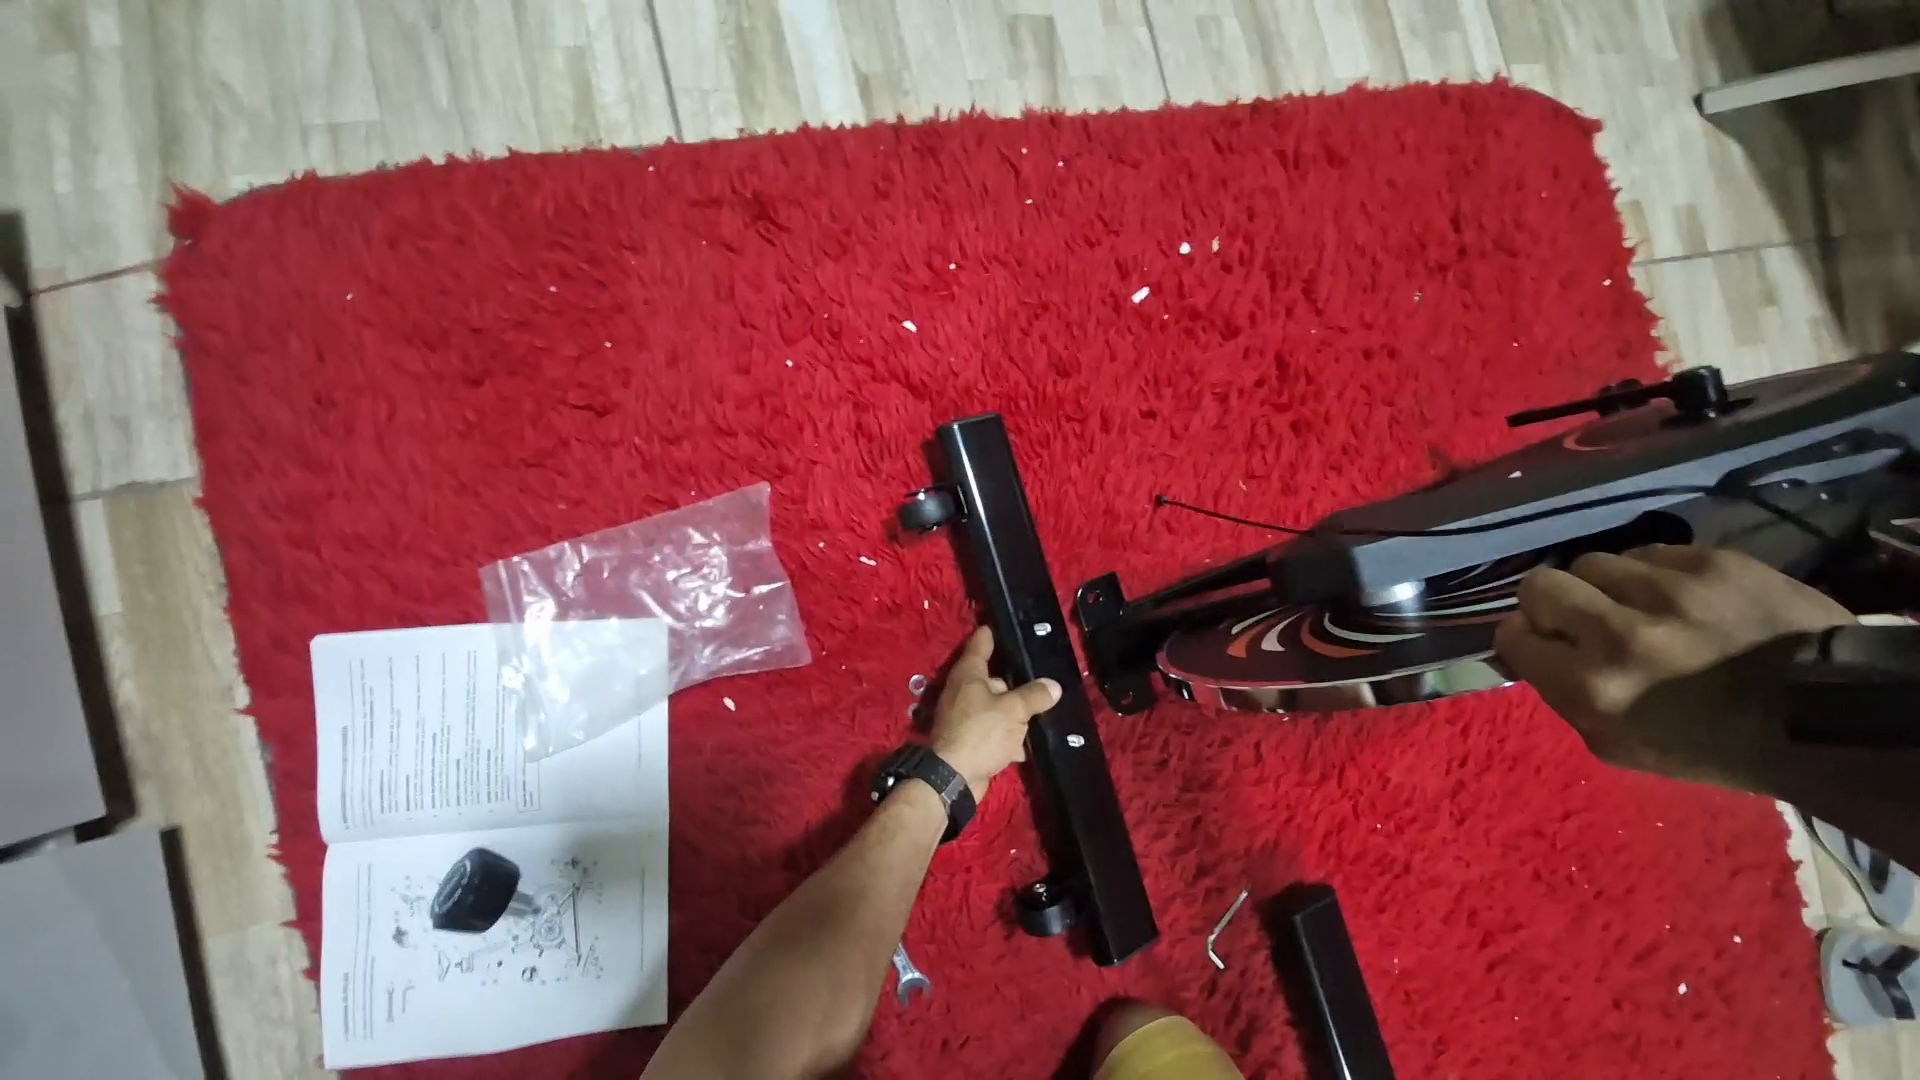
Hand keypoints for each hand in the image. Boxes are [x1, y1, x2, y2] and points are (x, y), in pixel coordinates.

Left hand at [928, 627, 1061, 801]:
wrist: (954, 778)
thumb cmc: (981, 733)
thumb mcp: (1013, 711)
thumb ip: (1034, 695)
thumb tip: (1053, 686)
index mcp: (969, 674)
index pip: (981, 643)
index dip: (993, 633)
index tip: (1005, 624)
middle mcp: (963, 690)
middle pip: (992, 677)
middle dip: (1014, 679)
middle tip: (1040, 675)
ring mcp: (964, 715)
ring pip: (995, 706)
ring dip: (1014, 712)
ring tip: (1040, 711)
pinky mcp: (969, 739)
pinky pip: (993, 730)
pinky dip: (1008, 735)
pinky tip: (1024, 745)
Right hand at [1493, 545, 1851, 792]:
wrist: (1834, 720)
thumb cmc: (1713, 745)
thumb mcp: (1617, 745)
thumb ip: (1561, 695)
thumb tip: (1528, 649)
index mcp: (1591, 687)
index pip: (1512, 635)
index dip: (1525, 638)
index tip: (1547, 643)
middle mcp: (1618, 635)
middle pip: (1540, 585)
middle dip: (1553, 602)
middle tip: (1582, 618)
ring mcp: (1669, 593)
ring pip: (1594, 562)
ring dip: (1606, 586)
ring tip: (1638, 606)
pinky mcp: (1714, 564)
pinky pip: (1651, 553)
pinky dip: (1654, 574)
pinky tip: (1681, 598)